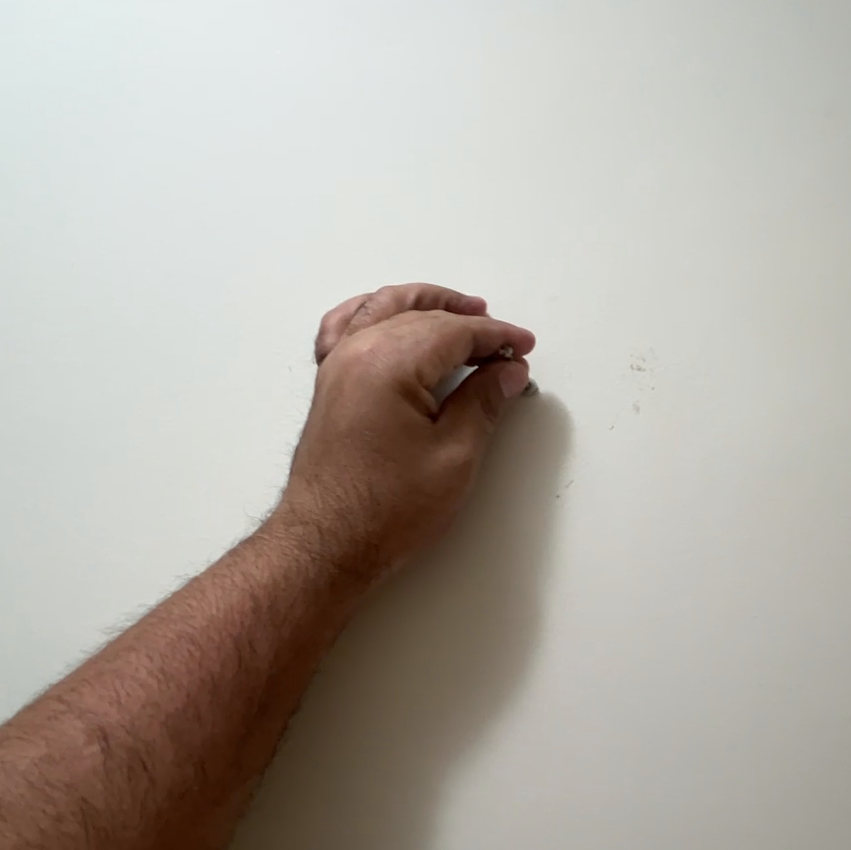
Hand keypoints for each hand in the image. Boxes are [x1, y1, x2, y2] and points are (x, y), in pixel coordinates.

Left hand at [271, 283, 535, 584]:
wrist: (327, 544)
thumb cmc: (390, 510)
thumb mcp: (454, 458)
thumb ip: (483, 404)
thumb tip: (508, 371)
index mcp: (390, 364)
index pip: (454, 332)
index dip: (495, 336)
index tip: (523, 347)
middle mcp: (357, 351)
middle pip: (422, 316)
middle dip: (469, 322)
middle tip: (505, 343)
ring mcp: (337, 365)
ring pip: (384, 309)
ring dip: (426, 305)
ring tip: (462, 310)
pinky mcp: (329, 384)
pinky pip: (348, 326)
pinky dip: (377, 314)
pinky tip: (391, 317)